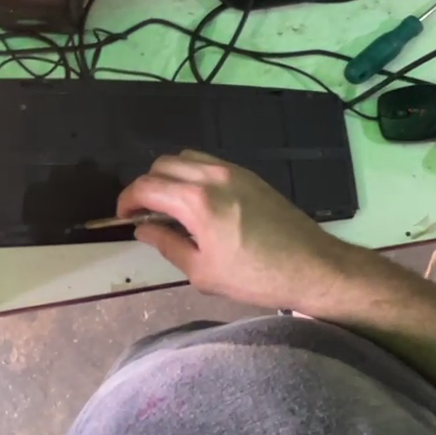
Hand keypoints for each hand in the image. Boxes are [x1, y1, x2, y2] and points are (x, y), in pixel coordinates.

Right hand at [116, 150, 364, 312]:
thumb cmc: (255, 277)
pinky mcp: (249, 175)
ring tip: (170, 206)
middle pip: (162, 165)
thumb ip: (167, 245)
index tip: (123, 216)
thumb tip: (143, 229)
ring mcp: (233, 171)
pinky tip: (197, 202)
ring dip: (169, 175)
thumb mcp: (202, 271)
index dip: (127, 199)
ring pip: (185, 157)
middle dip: (146, 186)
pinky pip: (208, 162)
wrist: (312, 267)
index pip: (147, 186)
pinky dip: (192, 174)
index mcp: (196, 201)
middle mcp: (212, 176)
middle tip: (145, 214)